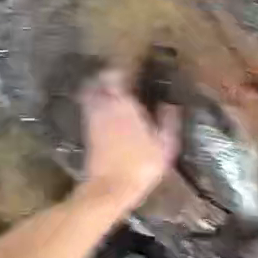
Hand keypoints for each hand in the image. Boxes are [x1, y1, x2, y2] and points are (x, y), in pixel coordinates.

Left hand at [78, 67, 180, 210]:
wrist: (109, 189)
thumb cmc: (141, 166)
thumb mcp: (164, 145)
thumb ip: (168, 121)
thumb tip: (171, 104)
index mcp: (124, 105)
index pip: (116, 76)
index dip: (120, 70)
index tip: (129, 68)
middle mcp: (105, 107)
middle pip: (98, 82)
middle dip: (106, 77)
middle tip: (117, 76)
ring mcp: (92, 120)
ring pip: (90, 95)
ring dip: (97, 89)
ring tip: (110, 91)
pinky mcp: (87, 133)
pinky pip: (88, 110)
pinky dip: (94, 105)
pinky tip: (105, 111)